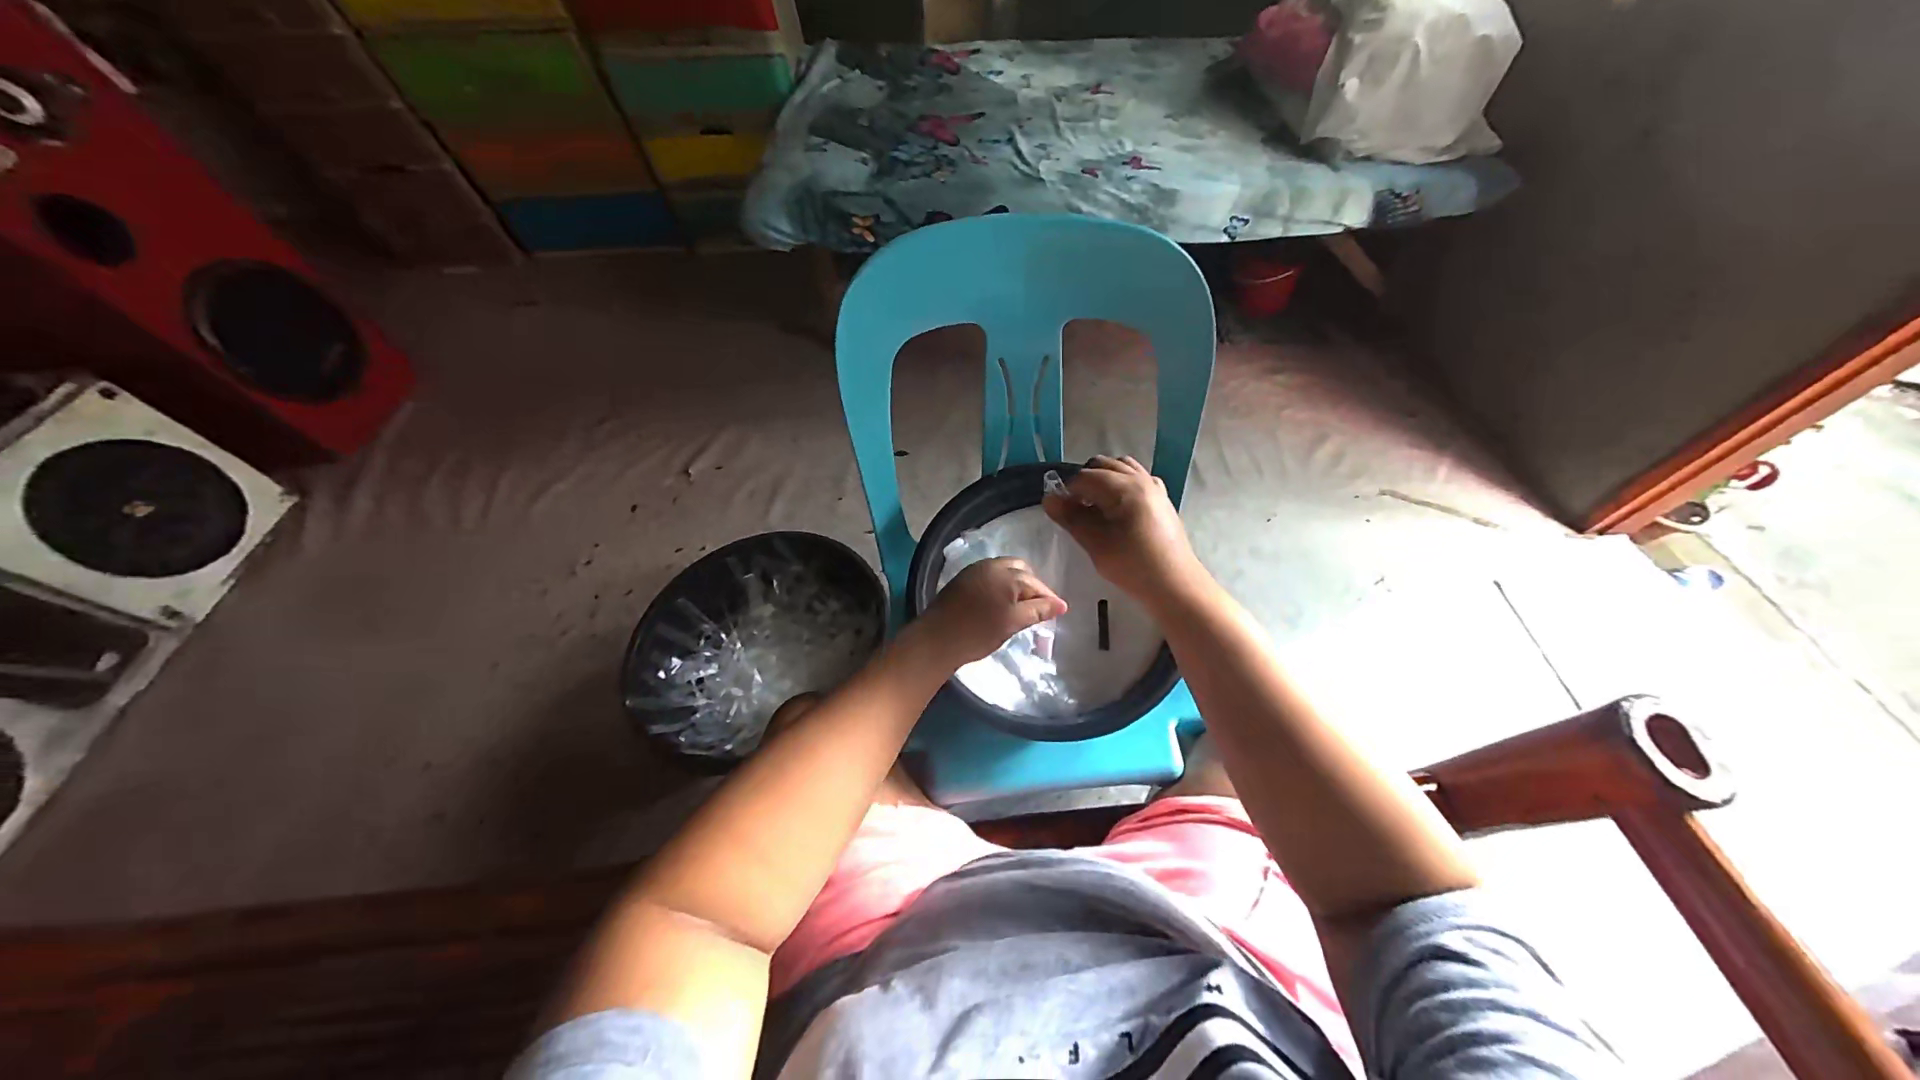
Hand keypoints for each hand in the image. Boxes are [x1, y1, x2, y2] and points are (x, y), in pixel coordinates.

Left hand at [910, 557, 1066, 667]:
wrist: (936, 639)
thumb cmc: (978, 632)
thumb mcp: (1012, 623)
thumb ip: (1038, 611)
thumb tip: (1061, 605)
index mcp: (1006, 574)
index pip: (1035, 583)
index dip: (1048, 597)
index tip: (1059, 610)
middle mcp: (991, 566)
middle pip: (1020, 570)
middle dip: (1032, 585)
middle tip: (1039, 606)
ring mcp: (974, 571)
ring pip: (1004, 570)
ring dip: (1016, 584)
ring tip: (1021, 605)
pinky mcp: (962, 579)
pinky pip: (989, 575)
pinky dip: (1001, 585)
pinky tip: (1001, 601)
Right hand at [1043, 455, 1206, 607]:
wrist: (1175, 585)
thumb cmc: (1133, 566)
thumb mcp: (1096, 544)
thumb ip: (1071, 518)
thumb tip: (1049, 498)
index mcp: (1125, 488)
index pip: (1085, 477)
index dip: (1068, 491)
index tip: (1061, 511)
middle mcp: (1141, 479)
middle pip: (1103, 465)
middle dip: (1084, 482)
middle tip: (1076, 510)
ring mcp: (1154, 487)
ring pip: (1121, 468)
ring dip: (1103, 480)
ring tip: (1096, 508)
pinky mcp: (1161, 499)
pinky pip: (1136, 479)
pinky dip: (1121, 485)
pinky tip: (1118, 509)